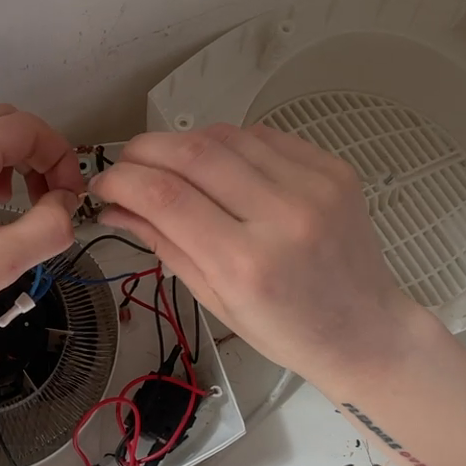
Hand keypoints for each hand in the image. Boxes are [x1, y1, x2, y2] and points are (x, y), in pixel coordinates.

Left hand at [0, 102, 83, 365]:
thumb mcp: (1, 263)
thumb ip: (50, 226)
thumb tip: (67, 206)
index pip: (28, 128)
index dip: (60, 159)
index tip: (69, 200)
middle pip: (2, 121)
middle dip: (36, 156)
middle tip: (49, 204)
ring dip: (6, 158)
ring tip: (12, 206)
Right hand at [93, 123, 429, 387]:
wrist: (363, 329)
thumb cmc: (282, 330)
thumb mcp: (212, 299)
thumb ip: (164, 244)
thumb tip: (115, 209)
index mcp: (244, 263)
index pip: (165, 197)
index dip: (122, 181)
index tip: (101, 185)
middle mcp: (281, 215)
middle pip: (193, 153)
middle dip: (144, 151)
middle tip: (124, 166)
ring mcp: (313, 185)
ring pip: (226, 136)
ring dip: (181, 143)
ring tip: (164, 165)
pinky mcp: (332, 168)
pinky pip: (263, 137)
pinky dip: (225, 144)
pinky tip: (213, 164)